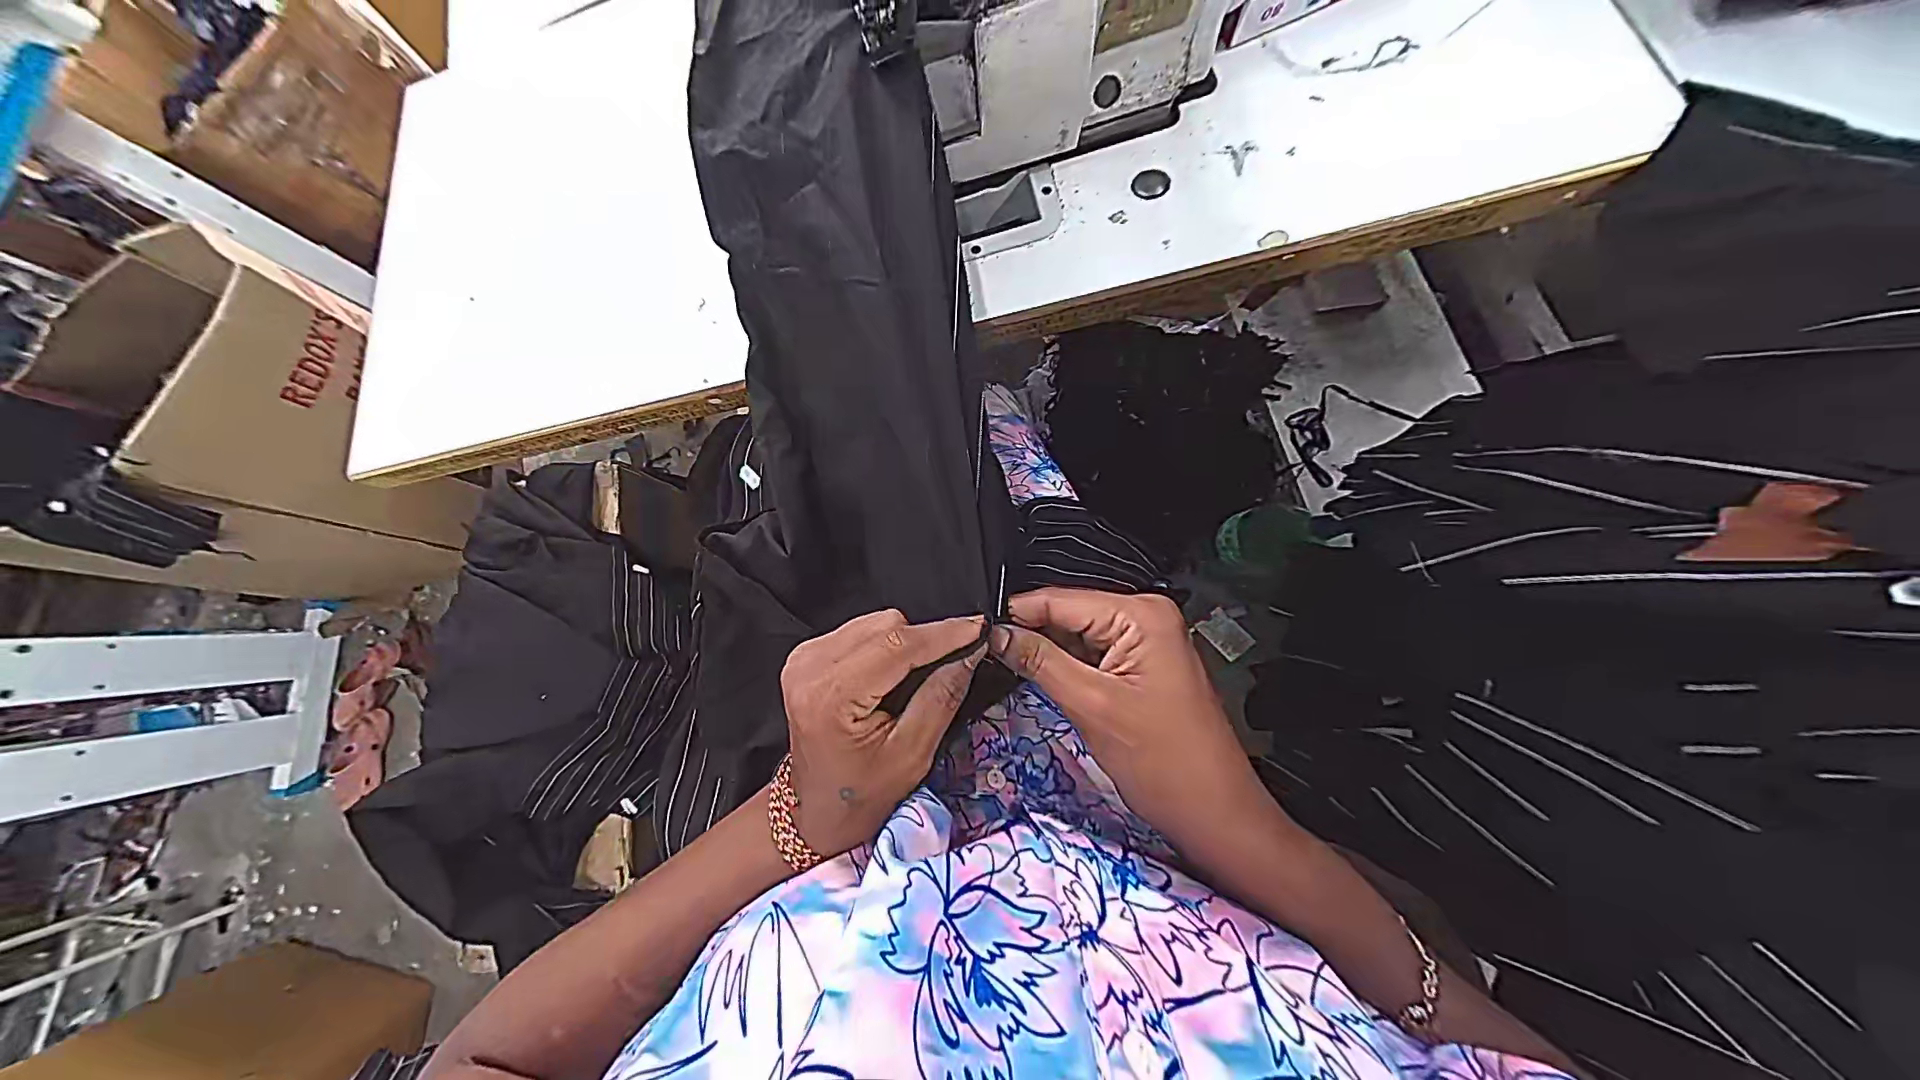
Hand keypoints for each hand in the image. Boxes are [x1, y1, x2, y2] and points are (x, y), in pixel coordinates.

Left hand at [781, 609, 986, 855]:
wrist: (818, 809)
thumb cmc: (861, 793)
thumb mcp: (912, 754)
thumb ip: (942, 697)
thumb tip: (970, 653)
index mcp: (830, 696)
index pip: (897, 645)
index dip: (944, 633)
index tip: (979, 629)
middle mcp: (810, 668)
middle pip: (887, 625)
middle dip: (926, 640)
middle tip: (950, 664)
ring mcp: (804, 658)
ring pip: (876, 621)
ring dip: (906, 641)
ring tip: (914, 679)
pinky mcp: (807, 654)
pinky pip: (861, 629)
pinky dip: (886, 645)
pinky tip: (890, 676)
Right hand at [989, 588, 1275, 859]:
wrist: (1216, 812)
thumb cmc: (1164, 762)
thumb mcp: (1091, 706)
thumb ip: (1039, 661)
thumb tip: (996, 634)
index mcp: (1140, 614)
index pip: (1059, 599)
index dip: (1014, 615)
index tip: (977, 634)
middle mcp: (1145, 615)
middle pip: (1067, 614)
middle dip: (1030, 635)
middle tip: (988, 655)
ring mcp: (1146, 639)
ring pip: (1076, 635)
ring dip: (1047, 653)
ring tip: (1010, 669)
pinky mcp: (1142, 663)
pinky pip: (1093, 653)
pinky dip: (1068, 667)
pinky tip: (1046, 681)